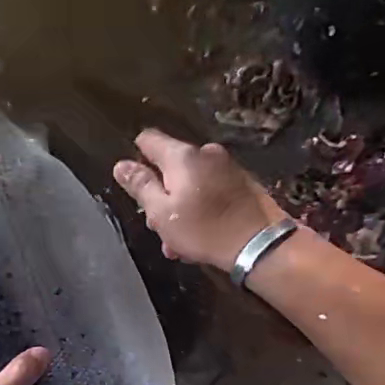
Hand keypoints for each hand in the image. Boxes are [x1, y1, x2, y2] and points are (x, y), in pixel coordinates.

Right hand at [114, 130, 289, 269]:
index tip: (136, 183)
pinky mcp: (243, 183)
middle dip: (159, 192)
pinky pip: (209, 190)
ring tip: (178, 239)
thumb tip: (121, 165)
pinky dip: (200, 207)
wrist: (263, 245)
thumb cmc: (204, 229)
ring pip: (189, 182)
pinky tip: (199, 234)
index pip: (148, 139)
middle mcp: (206, 154)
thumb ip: (140, 186)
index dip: (136, 158)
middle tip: (158, 224)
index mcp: (182, 157)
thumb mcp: (161, 212)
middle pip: (169, 165)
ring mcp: (228, 167)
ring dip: (178, 205)